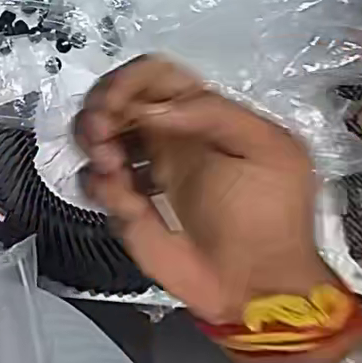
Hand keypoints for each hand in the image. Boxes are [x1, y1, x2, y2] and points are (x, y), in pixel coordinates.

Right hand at [79, 56, 346, 362]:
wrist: (259, 288)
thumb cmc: (269, 215)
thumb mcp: (270, 151)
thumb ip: (214, 113)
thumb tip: (149, 108)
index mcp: (196, 114)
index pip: (151, 74)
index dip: (128, 79)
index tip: (117, 104)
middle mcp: (161, 133)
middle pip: (111, 96)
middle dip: (98, 108)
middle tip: (101, 134)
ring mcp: (139, 166)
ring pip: (92, 132)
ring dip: (91, 141)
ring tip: (111, 167)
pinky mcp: (122, 202)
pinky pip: (91, 180)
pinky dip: (97, 183)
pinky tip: (124, 202)